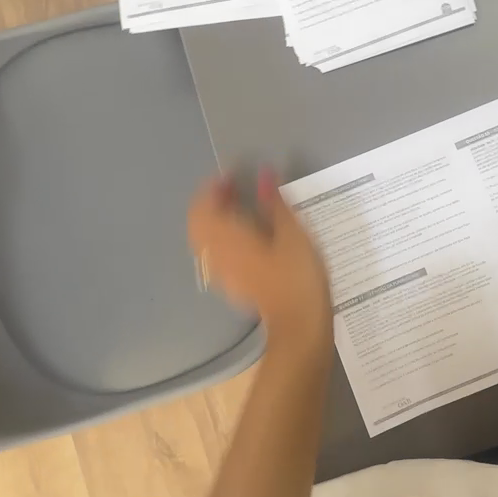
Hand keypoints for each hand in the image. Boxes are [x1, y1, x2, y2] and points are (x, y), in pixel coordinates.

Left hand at [188, 169, 332, 354]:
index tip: (232, 175)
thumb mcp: (292, 232)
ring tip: (238, 206)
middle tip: (233, 187)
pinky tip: (243, 232)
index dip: (213, 187)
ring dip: (214, 217)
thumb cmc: (297, 274)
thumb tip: (264, 174)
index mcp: (227, 238)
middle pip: (198, 221)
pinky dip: (220, 234)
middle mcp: (216, 253)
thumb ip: (274, 202)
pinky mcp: (229, 281)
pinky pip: (213, 251)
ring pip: (203, 237)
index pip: (205, 206)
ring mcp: (220, 270)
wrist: (299, 322)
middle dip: (211, 201)